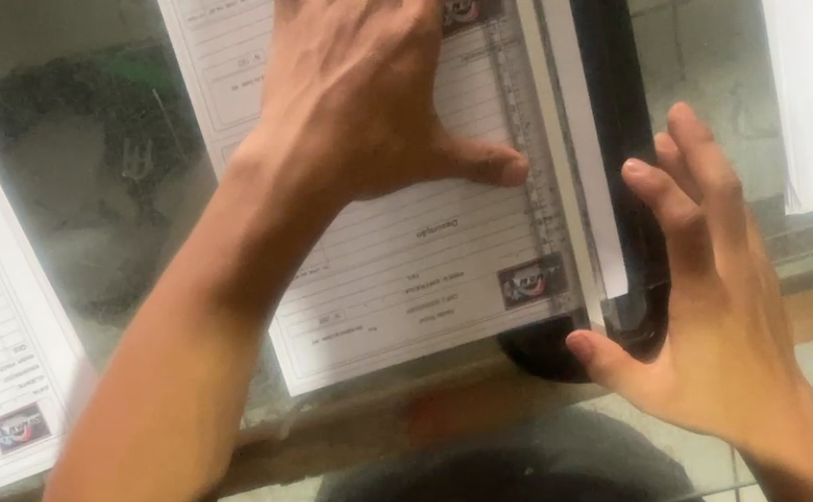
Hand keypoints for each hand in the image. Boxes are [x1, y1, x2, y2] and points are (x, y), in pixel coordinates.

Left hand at [234, 0, 529, 217]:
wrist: (304, 161)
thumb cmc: (371, 155)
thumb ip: (478, 159)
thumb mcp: (430, 157)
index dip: (431, 5)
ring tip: (361, 12)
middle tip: (398, 15)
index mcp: (416, 24)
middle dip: (398, 2)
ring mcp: (329, 1)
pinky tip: (310, 4)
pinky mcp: (290, 14)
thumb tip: (522, 173)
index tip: (428, 15)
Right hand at [565, 105, 812, 473]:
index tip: (631, 167)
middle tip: (672, 115)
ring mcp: (754, 267)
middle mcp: (734, 269)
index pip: (685, 226)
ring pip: (736, 201)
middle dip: (699, 149)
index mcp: (704, 295)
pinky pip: (741, 219)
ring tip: (679, 138)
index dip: (660, 190)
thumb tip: (571, 338)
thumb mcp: (652, 393)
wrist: (777, 411)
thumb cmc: (713, 402)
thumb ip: (610, 366)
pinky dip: (720, 193)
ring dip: (709, 165)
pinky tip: (704, 187)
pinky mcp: (762, 273)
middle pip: (722, 192)